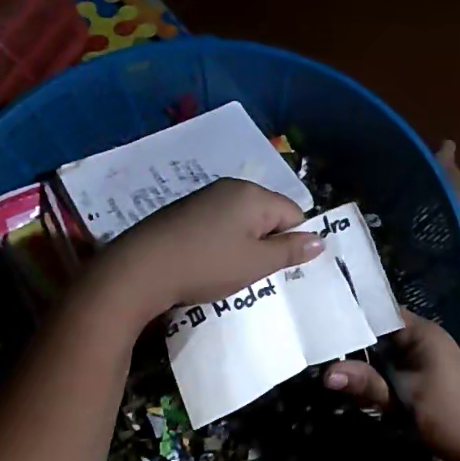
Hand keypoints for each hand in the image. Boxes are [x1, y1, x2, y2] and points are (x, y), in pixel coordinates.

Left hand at [85, 179, 323, 325]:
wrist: (139, 269)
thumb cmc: (206, 265)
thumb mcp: (256, 263)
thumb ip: (290, 250)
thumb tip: (320, 240)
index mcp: (253, 194)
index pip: (294, 213)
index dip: (291, 242)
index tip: (276, 268)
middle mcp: (230, 188)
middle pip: (268, 214)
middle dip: (266, 243)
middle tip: (253, 273)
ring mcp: (204, 198)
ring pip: (242, 222)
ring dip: (243, 246)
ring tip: (227, 272)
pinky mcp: (184, 211)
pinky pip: (218, 225)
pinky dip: (220, 243)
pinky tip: (206, 264)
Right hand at [321, 310, 459, 460]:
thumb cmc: (444, 415)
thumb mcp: (401, 398)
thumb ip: (366, 382)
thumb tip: (327, 373)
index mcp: (422, 332)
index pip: (380, 311)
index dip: (352, 315)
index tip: (322, 321)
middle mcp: (422, 336)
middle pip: (378, 329)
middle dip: (352, 339)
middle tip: (318, 343)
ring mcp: (421, 354)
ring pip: (381, 348)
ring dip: (361, 357)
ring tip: (326, 357)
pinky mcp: (418, 372)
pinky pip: (389, 362)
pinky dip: (372, 369)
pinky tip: (350, 375)